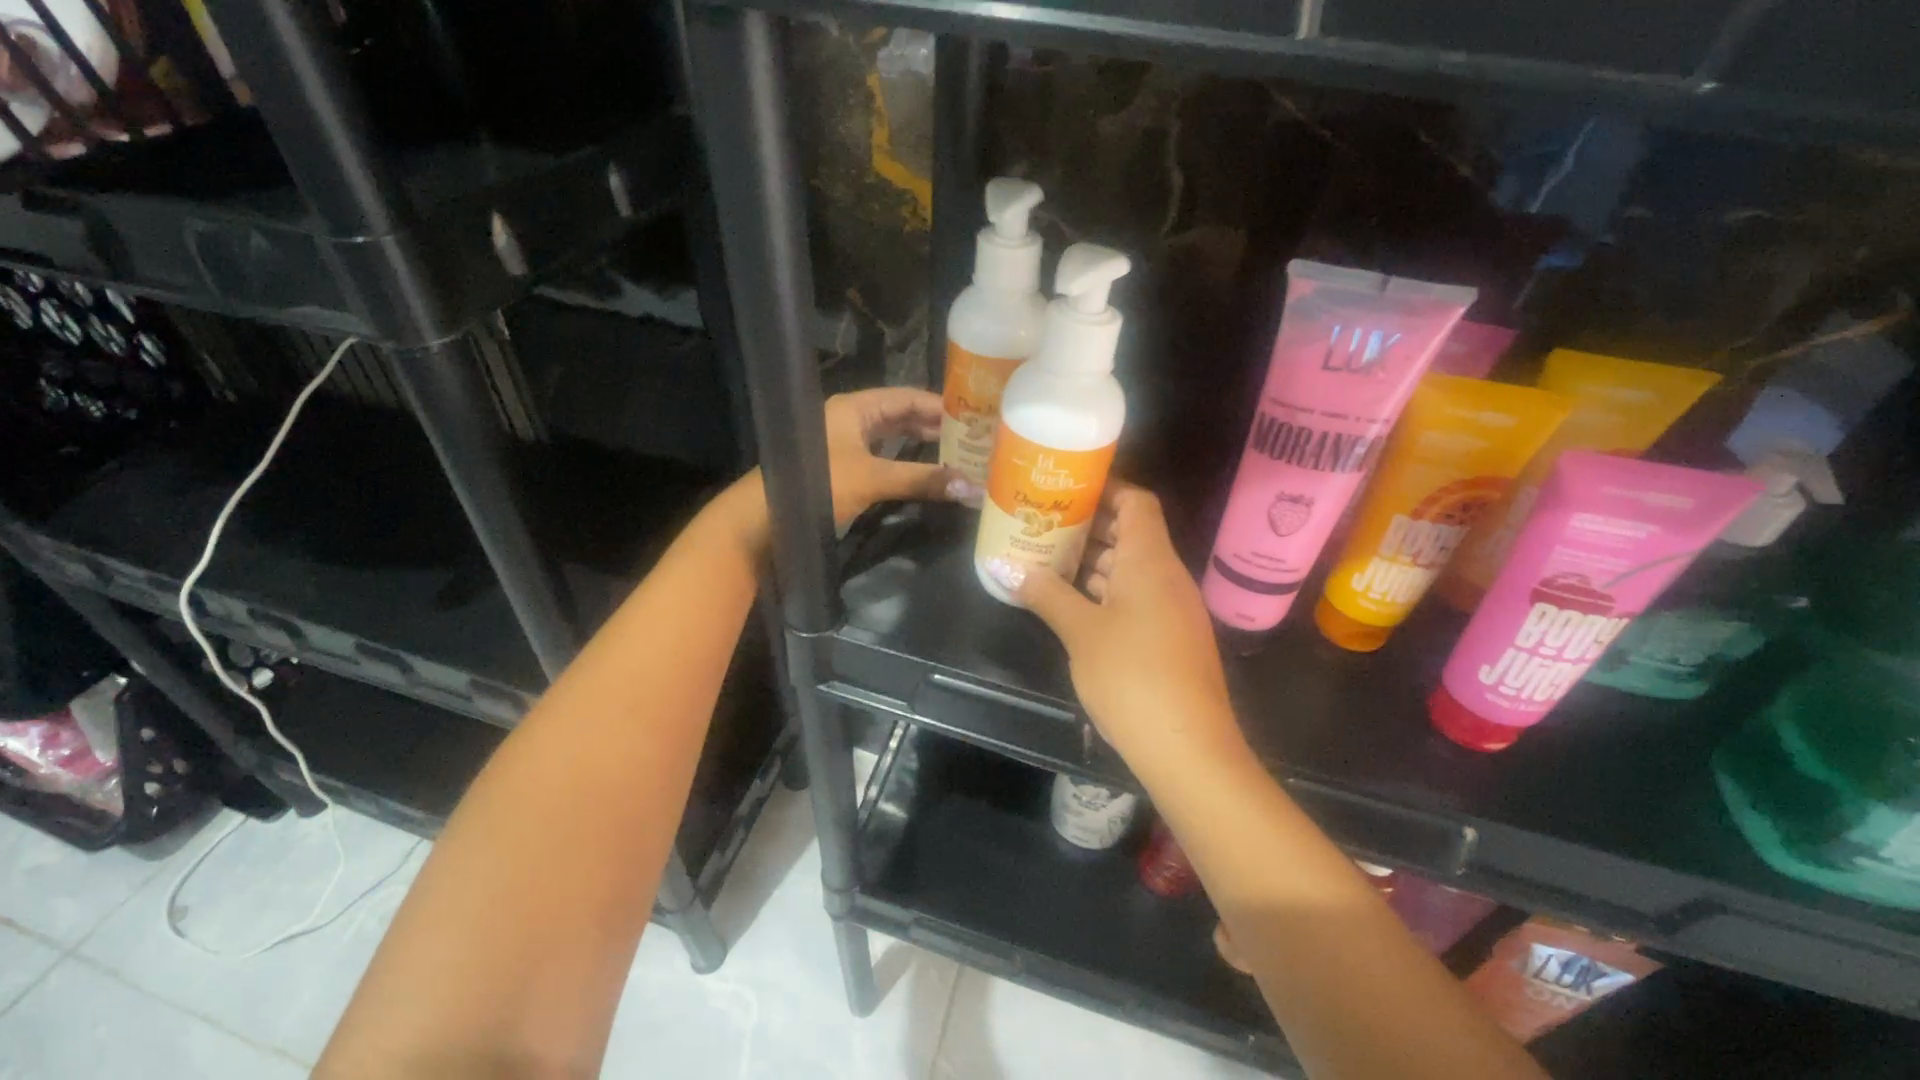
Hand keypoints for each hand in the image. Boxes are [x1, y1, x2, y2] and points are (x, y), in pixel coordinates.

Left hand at [823, 387, 967, 523]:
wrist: (767, 518)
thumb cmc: (819, 485)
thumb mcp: (874, 479)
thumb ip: (922, 479)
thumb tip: (971, 486)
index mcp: (854, 408)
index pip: (906, 397)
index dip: (940, 405)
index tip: (974, 416)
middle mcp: (850, 419)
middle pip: (900, 416)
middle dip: (934, 426)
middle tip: (972, 437)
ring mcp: (844, 443)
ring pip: (891, 438)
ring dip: (921, 445)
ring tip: (957, 453)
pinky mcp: (842, 468)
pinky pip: (882, 457)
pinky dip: (905, 462)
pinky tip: (925, 472)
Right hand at [989, 483, 1245, 770]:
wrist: (1188, 747)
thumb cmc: (1132, 677)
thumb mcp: (1080, 633)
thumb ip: (1046, 595)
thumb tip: (1006, 568)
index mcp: (1151, 561)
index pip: (1137, 502)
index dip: (1105, 488)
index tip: (1064, 489)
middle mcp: (1168, 577)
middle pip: (1132, 533)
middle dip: (1089, 527)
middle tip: (1043, 524)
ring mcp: (1173, 610)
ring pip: (1132, 569)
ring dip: (1094, 562)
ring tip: (1048, 559)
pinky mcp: (1171, 639)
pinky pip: (1137, 598)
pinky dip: (1106, 592)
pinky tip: (1072, 604)